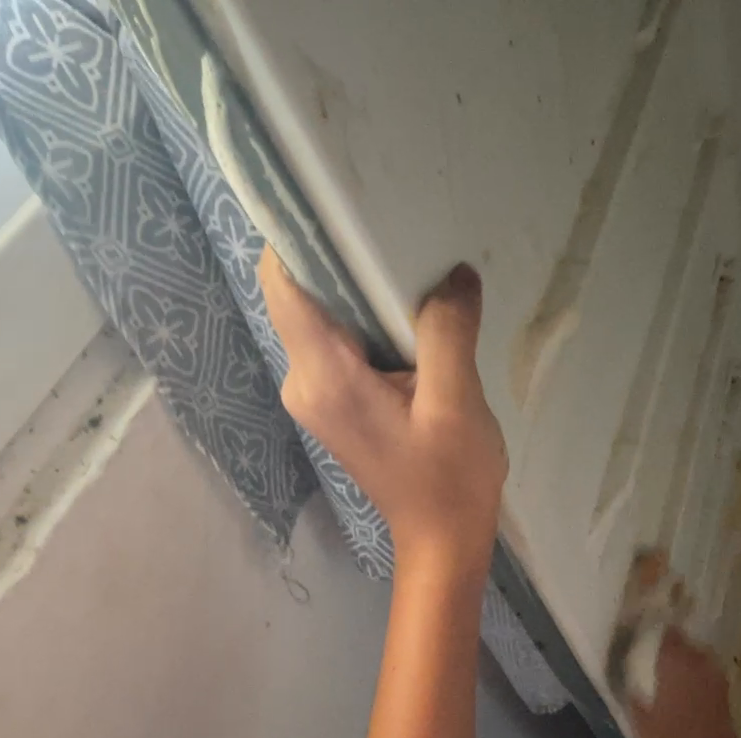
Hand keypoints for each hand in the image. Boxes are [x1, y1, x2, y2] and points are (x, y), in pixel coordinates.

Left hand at [260, 247, 506, 577]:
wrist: (442, 538)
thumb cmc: (449, 479)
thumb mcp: (456, 402)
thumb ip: (448, 331)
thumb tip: (455, 274)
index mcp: (324, 377)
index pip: (284, 284)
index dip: (298, 233)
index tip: (339, 195)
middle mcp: (304, 381)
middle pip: (300, 294)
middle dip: (338, 255)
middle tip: (391, 222)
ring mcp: (316, 394)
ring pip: (321, 315)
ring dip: (357, 288)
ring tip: (407, 262)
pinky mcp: (335, 402)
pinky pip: (338, 341)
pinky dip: (365, 318)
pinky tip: (407, 310)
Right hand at [626, 630, 740, 737]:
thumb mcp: (641, 727)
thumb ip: (634, 698)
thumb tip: (626, 680)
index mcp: (676, 668)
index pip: (667, 633)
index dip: (655, 626)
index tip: (641, 623)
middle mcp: (699, 667)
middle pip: (685, 642)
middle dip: (669, 640)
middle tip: (650, 644)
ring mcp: (715, 682)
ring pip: (698, 656)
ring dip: (684, 655)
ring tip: (664, 662)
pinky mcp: (723, 697)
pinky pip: (706, 673)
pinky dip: (694, 672)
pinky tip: (680, 684)